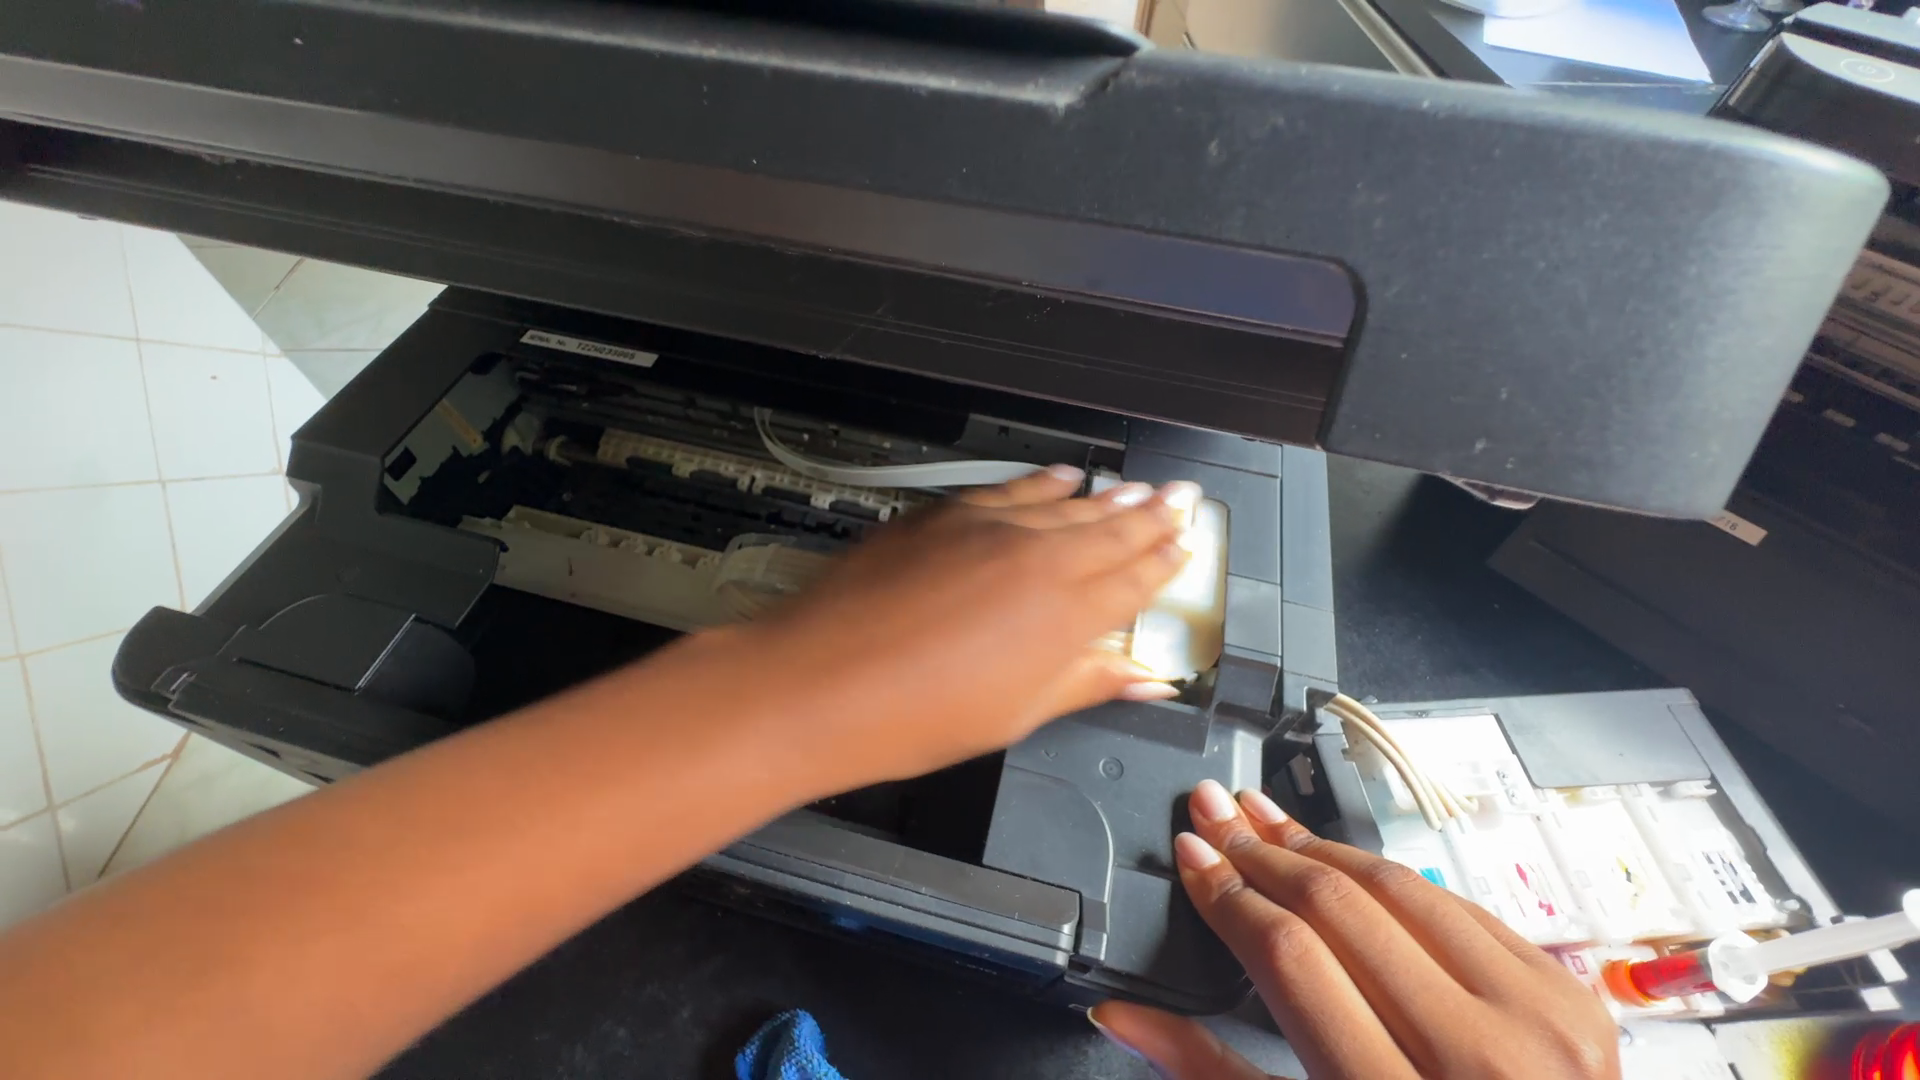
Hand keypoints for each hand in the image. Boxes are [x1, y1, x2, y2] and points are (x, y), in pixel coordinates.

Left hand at [717, 465, 1193, 793]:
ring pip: (1067, 504)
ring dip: (1108, 497)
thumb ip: (1086, 682)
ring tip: (1140, 489)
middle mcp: (1034, 558)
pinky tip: (1062, 477)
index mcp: (1063, 614)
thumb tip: (1141, 678)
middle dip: (1154, 516)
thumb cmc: (911, 714)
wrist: (818, 681)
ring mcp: (987, 528)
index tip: (1187, 548)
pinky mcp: (943, 515)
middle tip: (1185, 499)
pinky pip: (1010, 489)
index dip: (1166, 562)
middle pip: (1112, 530)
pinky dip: (1042, 482)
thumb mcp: (1015, 713)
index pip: (1135, 578)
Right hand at [1090, 780, 1621, 1079]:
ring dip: (1317, 843)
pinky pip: (1453, 900)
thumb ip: (1209, 1071)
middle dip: (1260, 847)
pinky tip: (1338, 857)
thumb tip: (1121, 1016)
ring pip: (1395, 884)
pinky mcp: (1571, 995)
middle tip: (1213, 806)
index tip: (1191, 851)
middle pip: (1338, 905)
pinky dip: (1384, 873)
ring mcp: (1540, 1021)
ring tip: (1263, 815)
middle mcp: (1479, 1059)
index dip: (1226, 893)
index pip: (1288, 957)